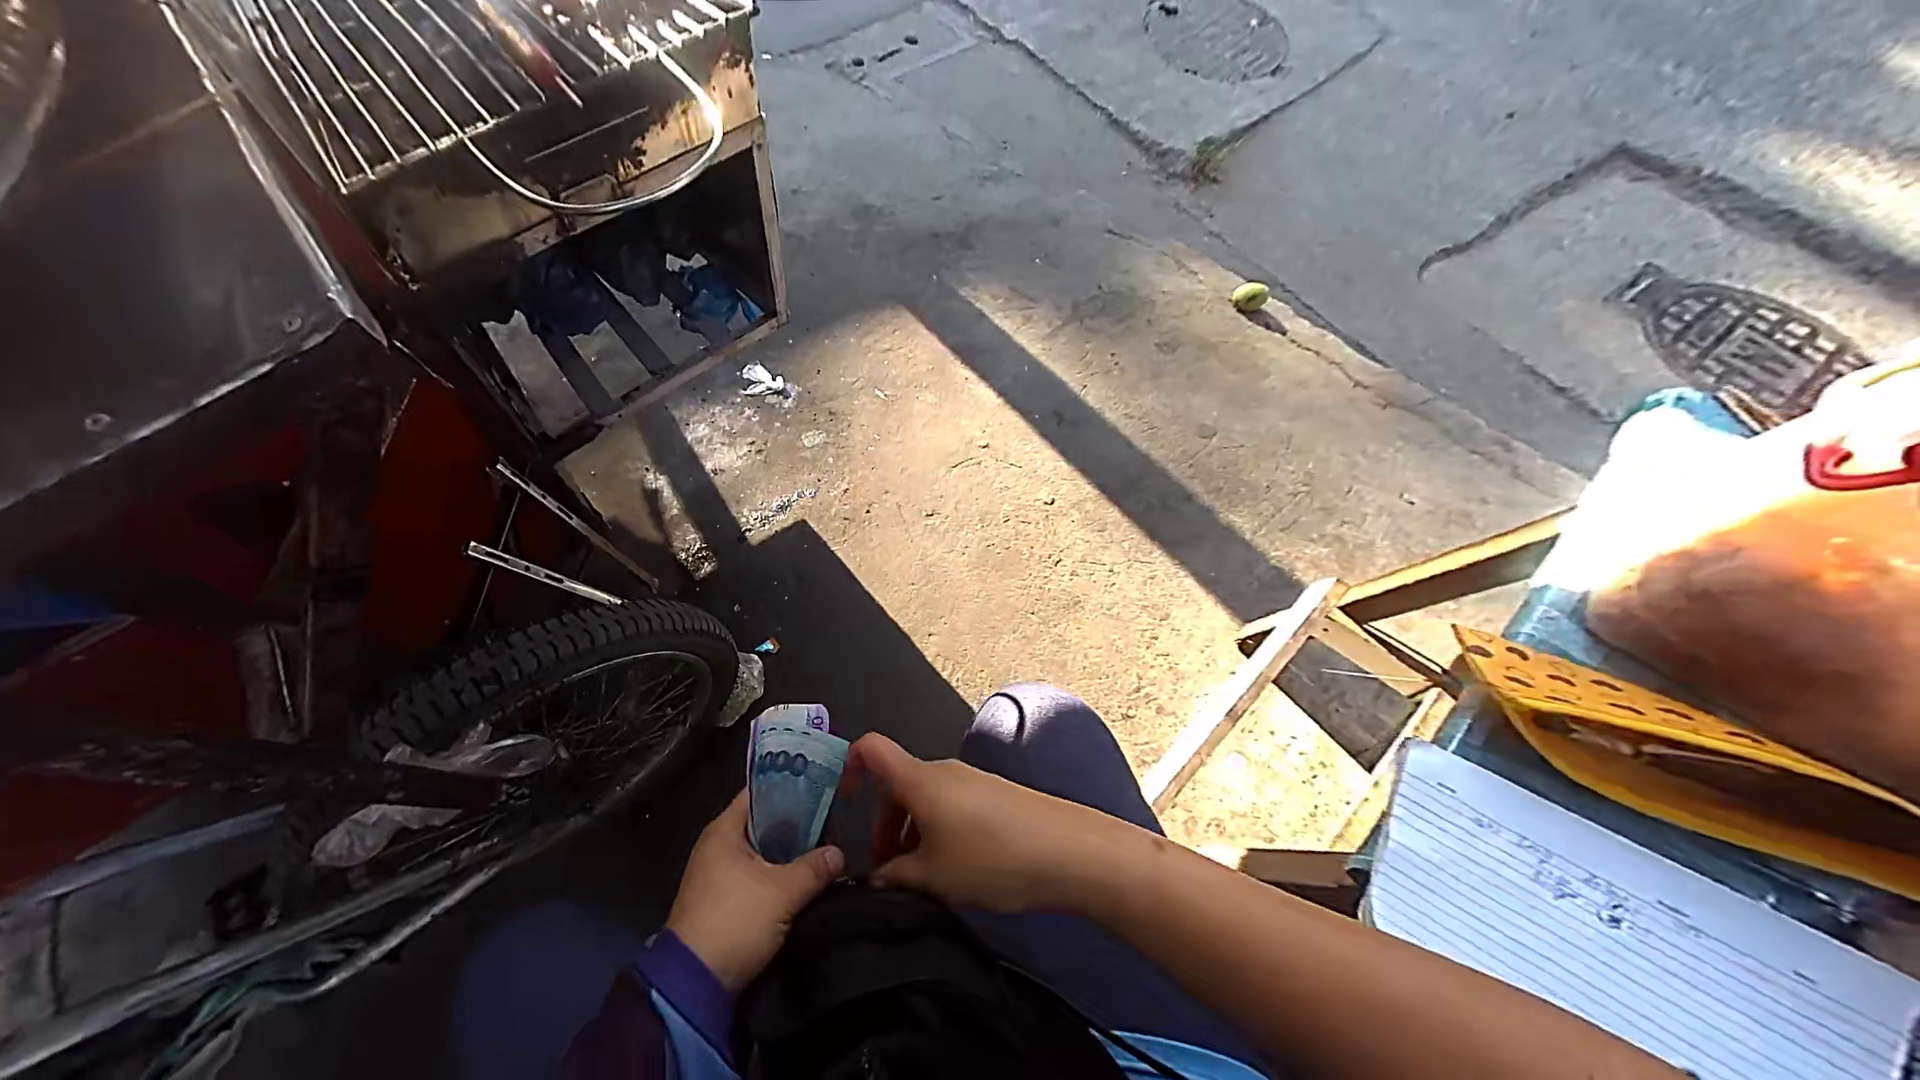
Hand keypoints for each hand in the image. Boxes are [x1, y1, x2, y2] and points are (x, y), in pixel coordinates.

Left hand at [664, 790, 843, 991]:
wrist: (695, 987)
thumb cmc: (735, 921)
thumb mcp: (783, 892)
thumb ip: (815, 867)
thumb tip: (839, 853)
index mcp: (723, 830)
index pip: (760, 791)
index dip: (791, 784)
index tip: (823, 783)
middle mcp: (718, 846)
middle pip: (765, 820)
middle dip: (798, 819)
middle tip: (834, 813)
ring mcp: (720, 874)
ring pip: (765, 850)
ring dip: (792, 849)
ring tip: (828, 841)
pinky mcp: (726, 900)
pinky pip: (760, 874)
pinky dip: (782, 872)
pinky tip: (809, 873)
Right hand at [848, 733, 1156, 914]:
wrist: (1070, 851)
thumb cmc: (993, 857)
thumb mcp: (935, 876)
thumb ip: (896, 877)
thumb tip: (876, 879)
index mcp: (920, 779)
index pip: (871, 749)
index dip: (847, 767)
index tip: (843, 805)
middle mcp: (944, 771)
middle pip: (897, 785)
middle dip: (883, 826)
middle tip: (886, 874)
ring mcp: (972, 781)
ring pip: (924, 800)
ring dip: (911, 834)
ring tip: (920, 881)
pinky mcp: (994, 795)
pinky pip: (951, 806)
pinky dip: (938, 831)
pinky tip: (953, 870)